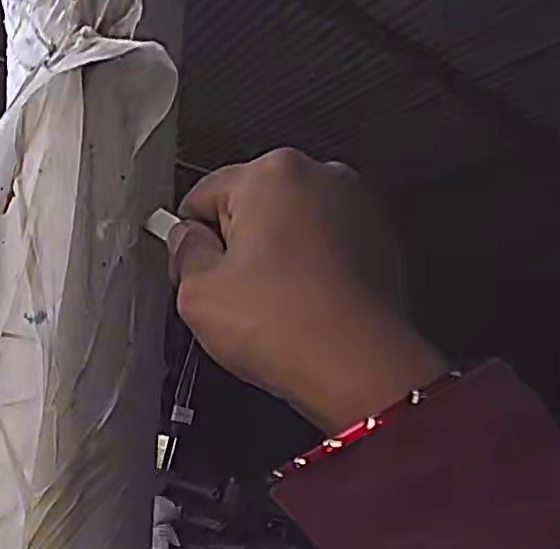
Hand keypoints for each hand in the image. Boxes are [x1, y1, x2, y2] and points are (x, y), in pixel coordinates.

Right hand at [168, 148, 448, 431]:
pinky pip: (319, 250)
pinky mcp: (376, 240)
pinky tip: (292, 309)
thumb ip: (182, 254)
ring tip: (262, 308)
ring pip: (286, 229)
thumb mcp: (197, 293)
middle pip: (249, 207)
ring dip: (268, 262)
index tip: (186, 271)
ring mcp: (354, 205)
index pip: (201, 196)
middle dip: (231, 247)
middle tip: (225, 296)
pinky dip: (302, 274)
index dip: (186, 239)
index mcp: (270, 176)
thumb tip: (184, 241)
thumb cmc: (283, 324)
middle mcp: (319, 176)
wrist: (350, 361)